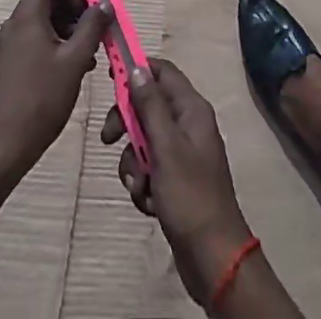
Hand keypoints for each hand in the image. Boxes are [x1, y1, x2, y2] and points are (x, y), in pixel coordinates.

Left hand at [0, 0, 112, 168]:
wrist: (4, 146)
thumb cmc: (41, 99)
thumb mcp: (75, 61)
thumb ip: (92, 27)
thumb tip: (104, 3)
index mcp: (28, 16)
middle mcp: (18, 23)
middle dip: (78, 1)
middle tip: (99, 21)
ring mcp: (14, 43)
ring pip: (48, 16)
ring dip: (73, 23)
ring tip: (93, 47)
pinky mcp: (16, 61)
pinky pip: (43, 36)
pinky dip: (63, 39)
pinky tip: (79, 63)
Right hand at [101, 59, 252, 305]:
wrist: (211, 254)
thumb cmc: (190, 195)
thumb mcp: (166, 147)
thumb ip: (150, 105)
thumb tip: (137, 67)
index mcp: (192, 110)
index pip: (163, 72)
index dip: (137, 70)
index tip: (109, 79)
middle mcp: (188, 125)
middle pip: (147, 107)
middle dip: (127, 125)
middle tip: (109, 140)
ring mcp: (182, 153)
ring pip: (143, 142)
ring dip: (134, 164)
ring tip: (141, 186)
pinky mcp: (175, 179)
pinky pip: (148, 169)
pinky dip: (143, 185)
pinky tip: (150, 204)